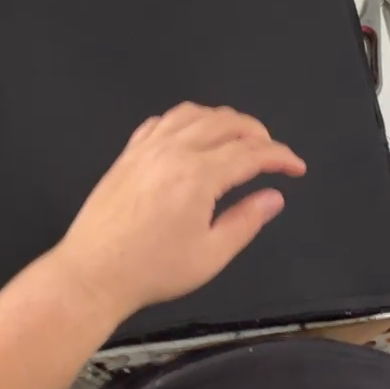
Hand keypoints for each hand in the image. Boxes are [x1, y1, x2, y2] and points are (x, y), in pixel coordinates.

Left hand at [50, 103, 306, 318]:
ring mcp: (147, 149)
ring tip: (238, 138)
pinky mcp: (128, 155)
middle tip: (271, 153)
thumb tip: (272, 198)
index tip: (295, 167)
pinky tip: (193, 135)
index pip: (252, 153)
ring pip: (194, 114)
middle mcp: (173, 152)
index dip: (281, 157)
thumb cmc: (150, 270)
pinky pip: (162, 121)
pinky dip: (187, 121)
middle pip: (226, 123)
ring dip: (224, 120)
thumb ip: (246, 220)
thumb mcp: (211, 254)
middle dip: (257, 133)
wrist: (94, 274)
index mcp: (198, 175)